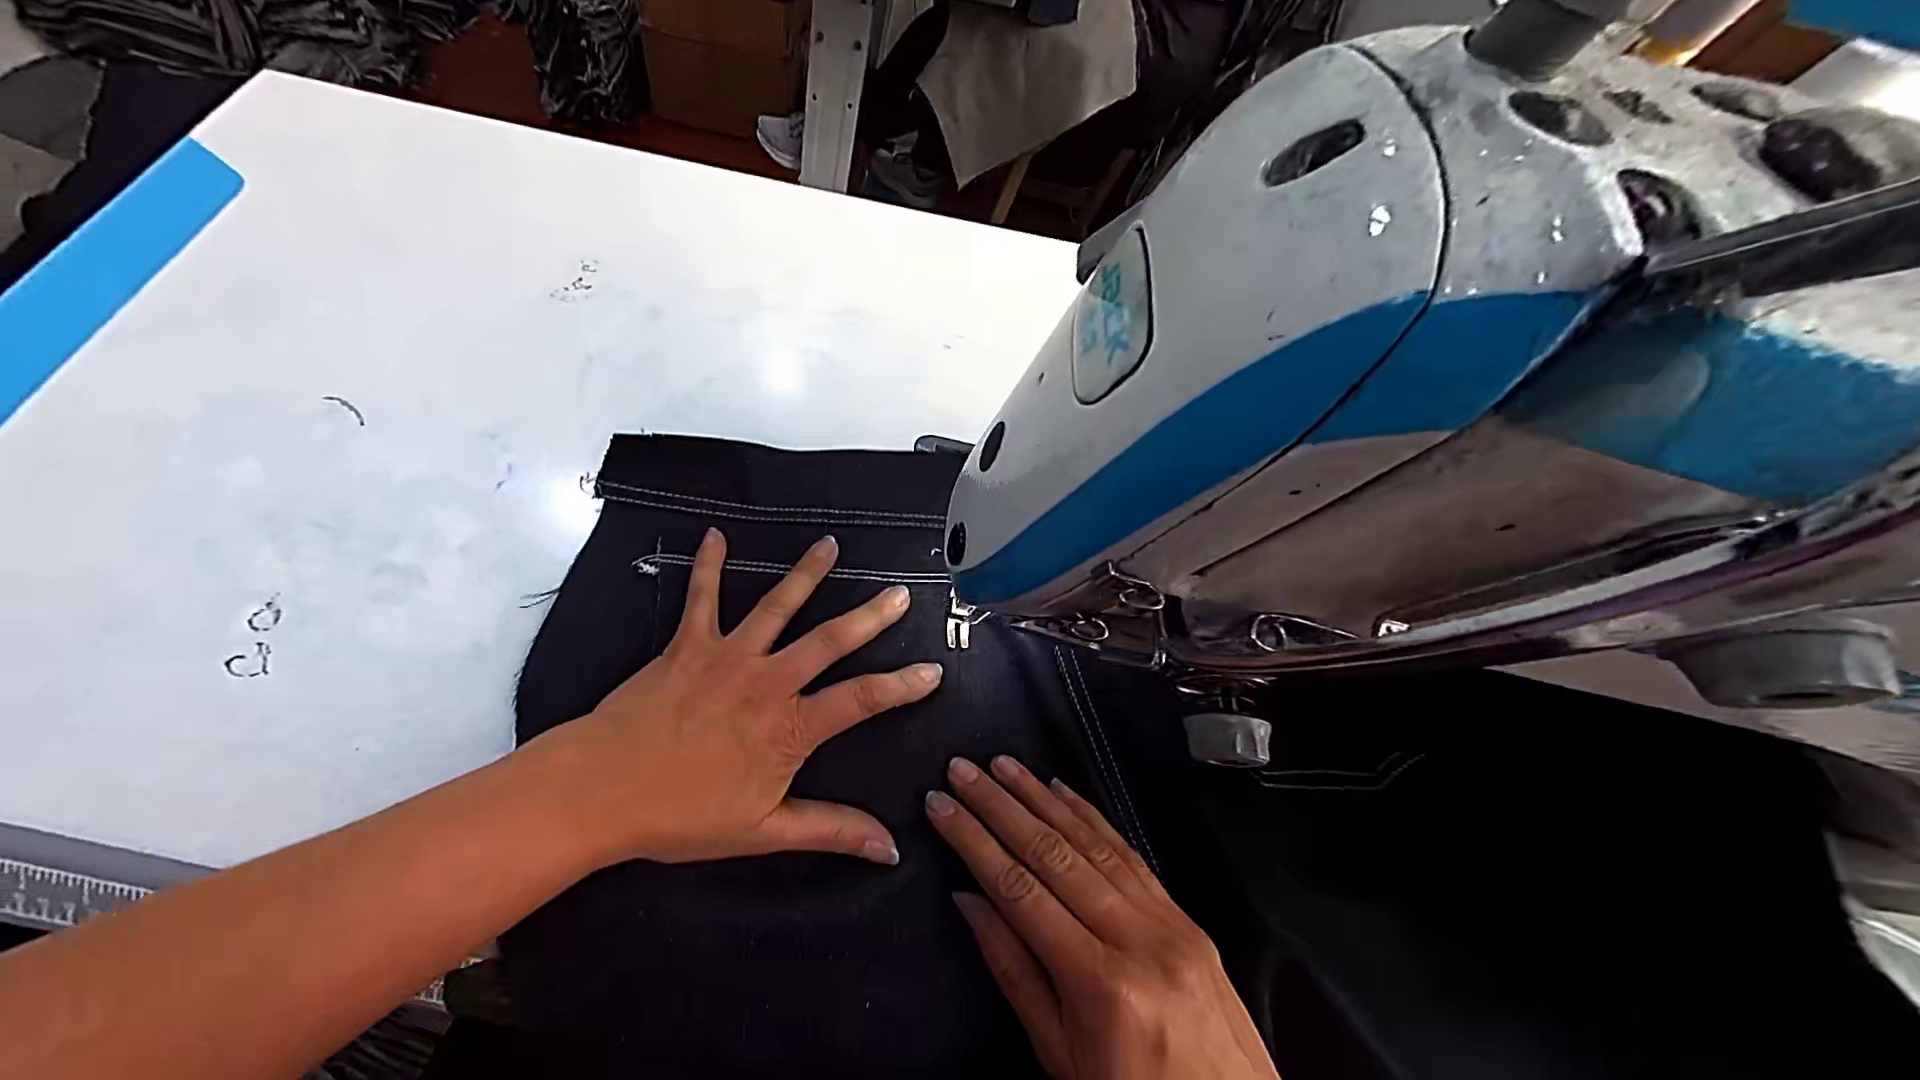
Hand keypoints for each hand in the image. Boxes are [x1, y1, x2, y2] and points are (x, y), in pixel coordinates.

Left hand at [521, 527, 942, 867]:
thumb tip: (888, 848)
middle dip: (869, 617)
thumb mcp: (762, 831)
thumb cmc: (680, 816)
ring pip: (777, 607)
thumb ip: (829, 831)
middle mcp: (767, 682)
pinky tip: (716, 535)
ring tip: (830, 546)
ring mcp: (728, 657)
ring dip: (806, 574)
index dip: (902, 686)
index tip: (932, 671)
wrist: (598, 792)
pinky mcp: (688, 645)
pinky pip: (701, 597)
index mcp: (790, 728)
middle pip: (829, 642)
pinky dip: (708, 565)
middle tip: (899, 593)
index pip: (862, 701)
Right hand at [927, 755, 1279, 1079]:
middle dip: (999, 805)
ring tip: (1004, 766)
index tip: (941, 807)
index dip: (973, 841)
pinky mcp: (1184, 914)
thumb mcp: (1060, 1056)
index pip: (1019, 889)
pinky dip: (1090, 816)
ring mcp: (1167, 920)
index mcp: (1101, 983)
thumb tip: (969, 899)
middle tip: (963, 770)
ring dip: (1040, 797)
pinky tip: (1062, 791)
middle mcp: (1137, 937)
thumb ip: (1013, 971)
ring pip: (1090, 841)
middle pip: (1051, 852)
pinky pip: (1128, 852)